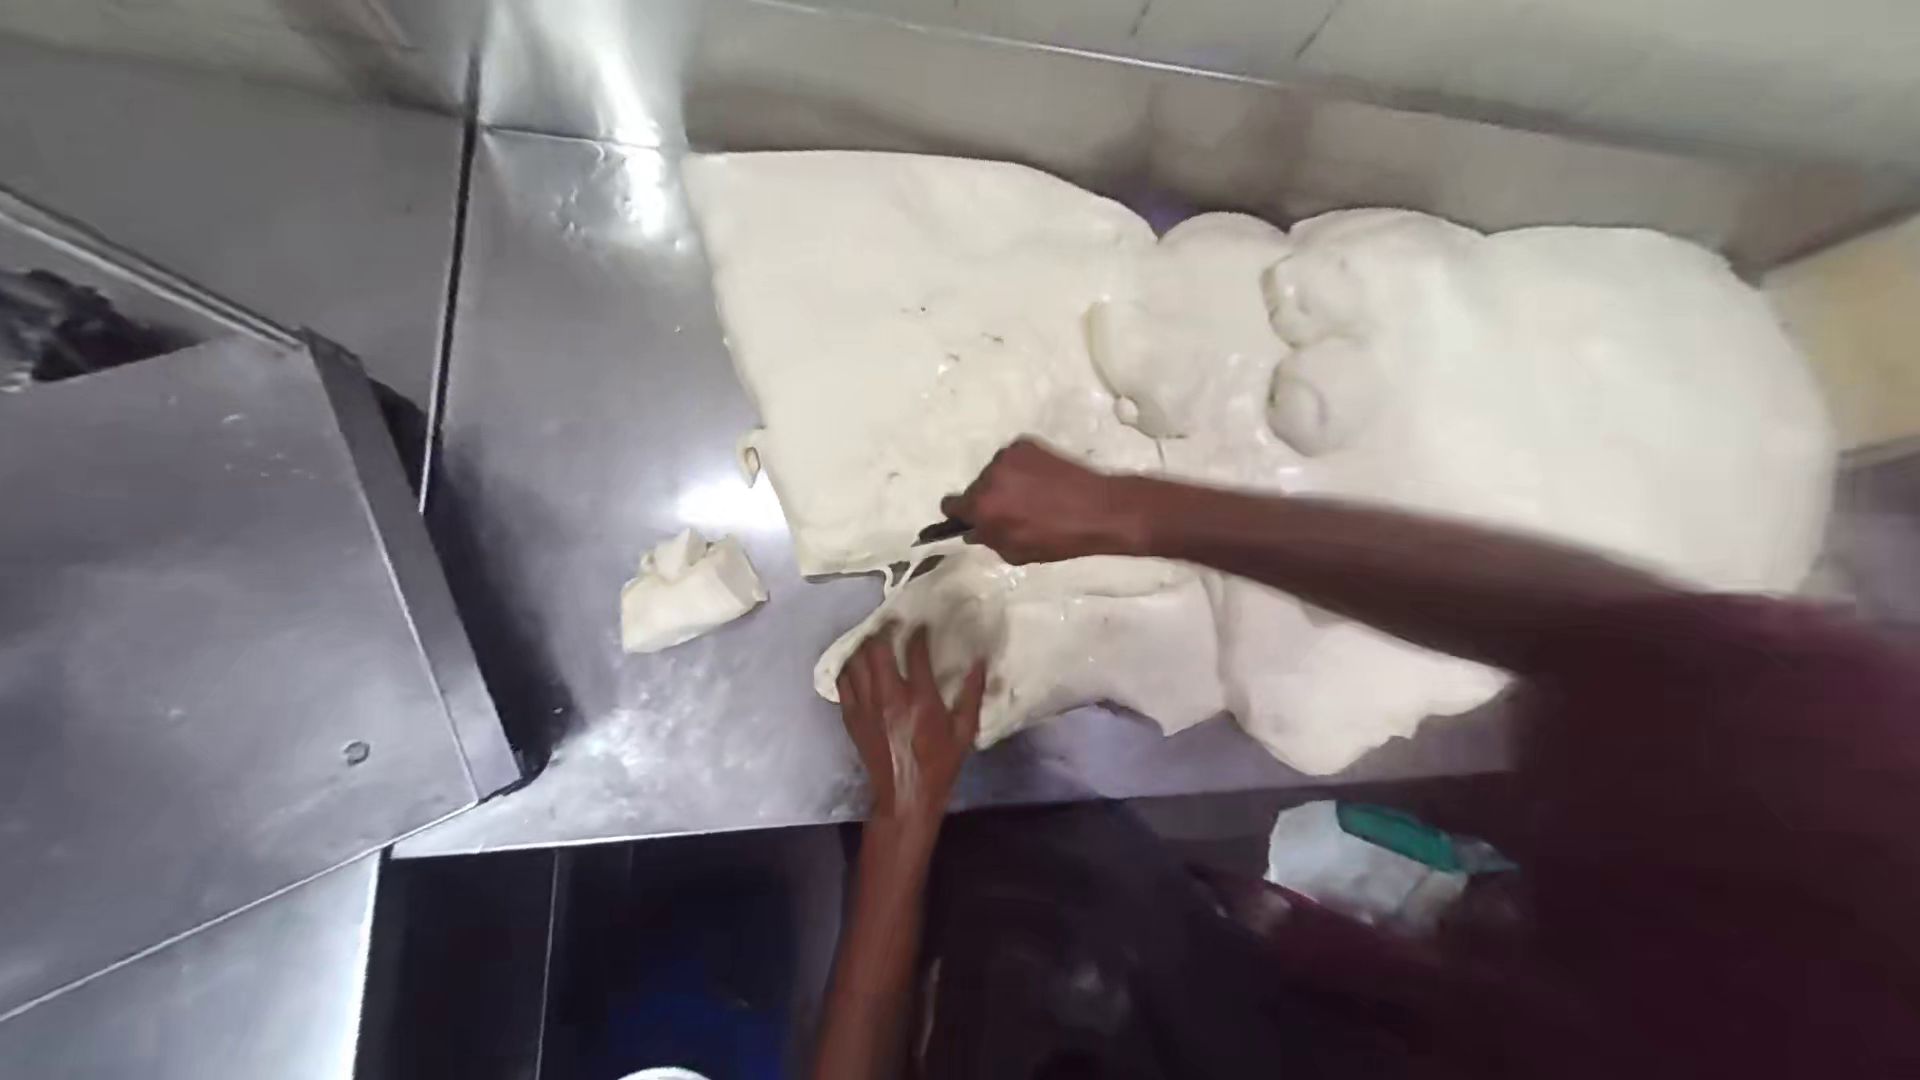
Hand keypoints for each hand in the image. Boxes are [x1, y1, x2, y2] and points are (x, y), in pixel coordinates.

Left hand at [836, 623, 986, 821]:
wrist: (905, 796)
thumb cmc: (939, 763)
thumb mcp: (964, 731)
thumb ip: (972, 693)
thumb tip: (980, 660)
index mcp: (920, 699)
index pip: (915, 652)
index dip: (918, 633)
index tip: (921, 625)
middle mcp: (889, 697)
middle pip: (877, 650)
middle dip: (885, 630)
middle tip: (892, 623)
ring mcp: (866, 707)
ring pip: (857, 662)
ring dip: (865, 646)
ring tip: (875, 639)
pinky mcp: (852, 717)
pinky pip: (844, 682)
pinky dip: (849, 667)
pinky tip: (858, 664)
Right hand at [942, 438, 1150, 563]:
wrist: (1099, 509)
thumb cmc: (1057, 539)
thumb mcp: (1015, 553)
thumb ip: (988, 540)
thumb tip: (975, 529)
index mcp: (981, 506)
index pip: (950, 505)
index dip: (961, 514)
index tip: (974, 519)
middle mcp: (988, 476)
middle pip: (975, 489)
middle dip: (988, 500)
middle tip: (1014, 512)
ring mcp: (1007, 456)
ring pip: (994, 473)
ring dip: (1005, 484)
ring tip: (1033, 497)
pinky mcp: (1026, 445)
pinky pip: (1012, 460)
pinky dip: (1021, 470)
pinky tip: (1042, 482)